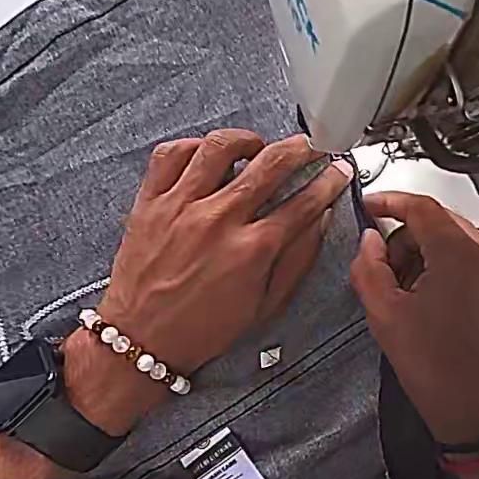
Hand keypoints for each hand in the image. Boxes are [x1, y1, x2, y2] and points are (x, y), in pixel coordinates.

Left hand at [63, 130, 352, 434]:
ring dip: (248, 139)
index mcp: (251, 250)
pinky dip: (193, 145)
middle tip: (308, 148)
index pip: (303, 201)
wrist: (143, 339)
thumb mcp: (265, 305)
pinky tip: (206, 155)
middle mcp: (218, 220)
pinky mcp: (151, 202)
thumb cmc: (201, 328)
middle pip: (271, 163)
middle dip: (301, 149)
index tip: (335, 173)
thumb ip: (298, 260)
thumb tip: (318, 221)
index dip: (328, 182)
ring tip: (257, 145)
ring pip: (220, 147)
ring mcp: (181, 207)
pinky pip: (171, 154)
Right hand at [349, 190, 478, 446]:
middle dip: (408, 239)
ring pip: (461, 241)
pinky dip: (456, 270)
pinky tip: (440, 304)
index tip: (375, 205)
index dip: (390, 202)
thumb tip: (369, 244)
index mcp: (462, 257)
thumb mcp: (386, 317)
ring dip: (432, 255)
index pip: (421, 206)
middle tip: (388, 268)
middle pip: (441, 221)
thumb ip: (368, 268)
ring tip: (415, 296)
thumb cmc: (446, 378)